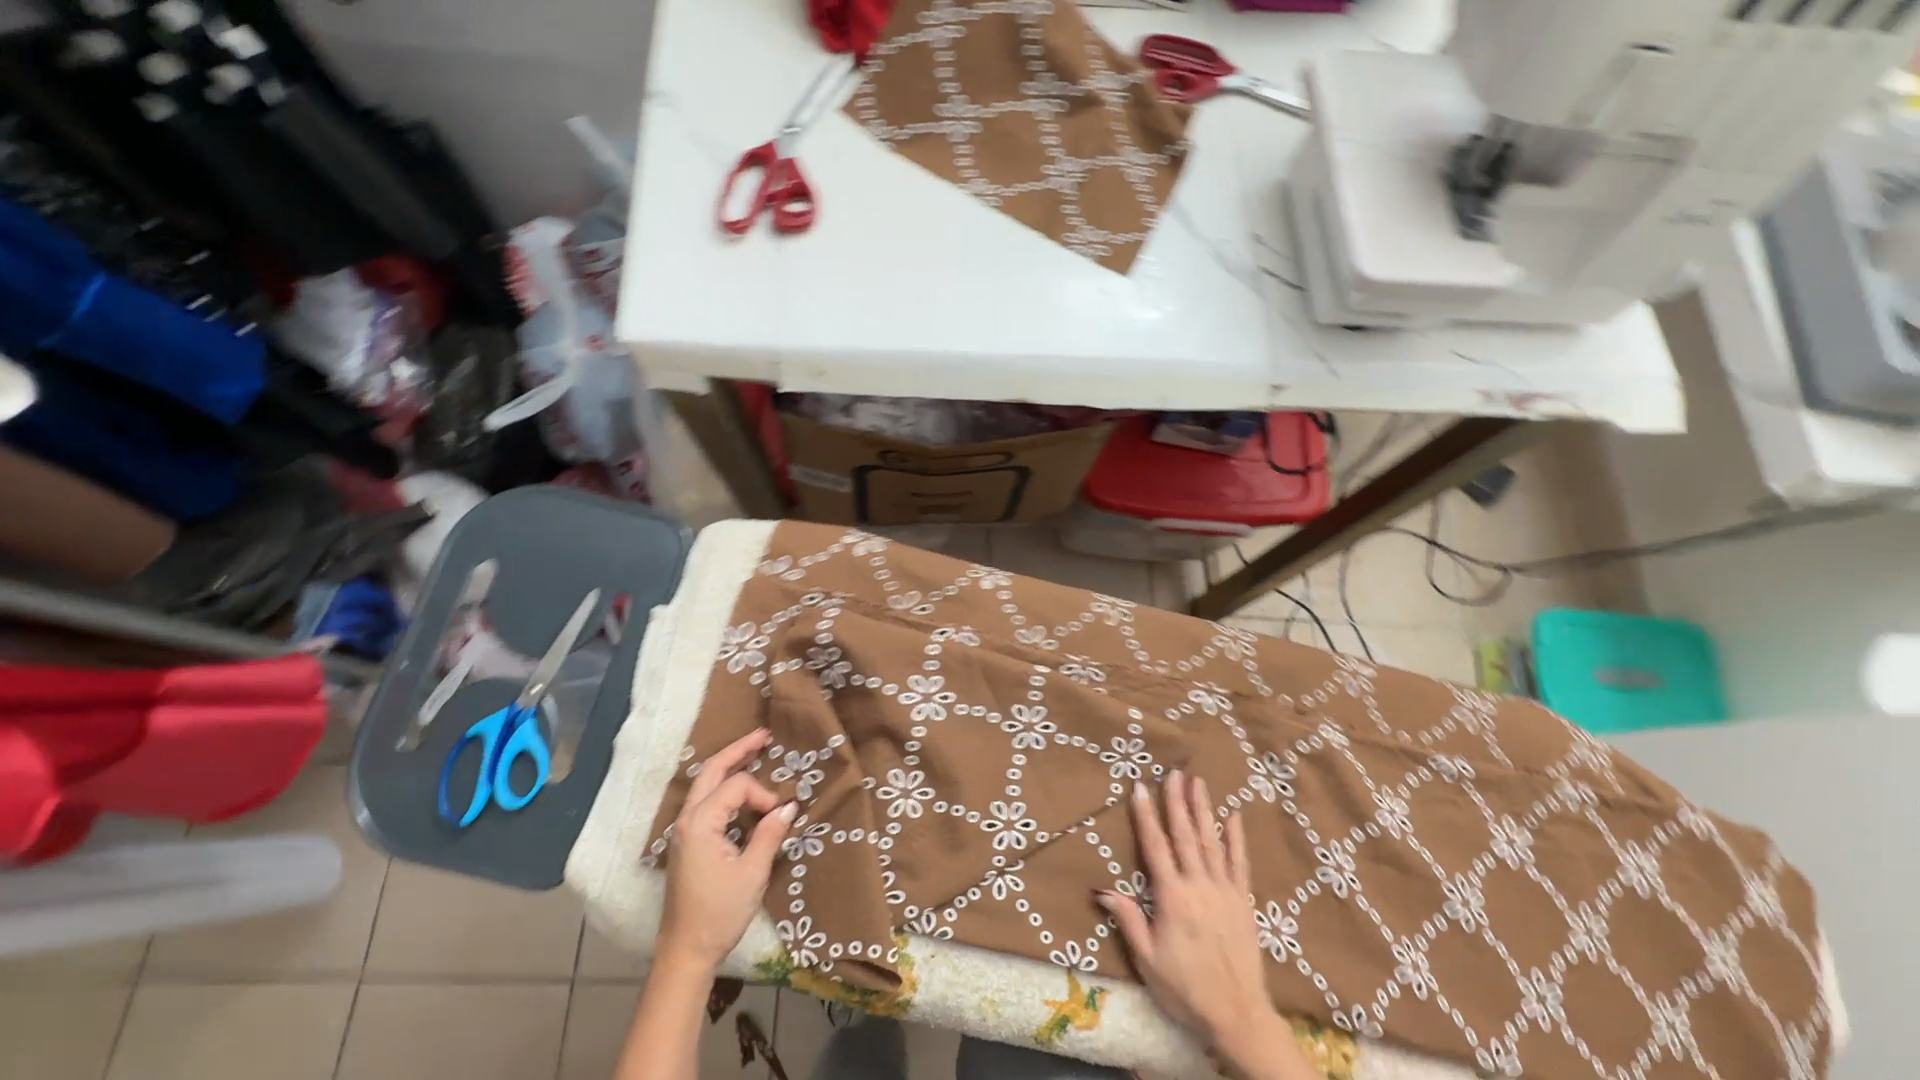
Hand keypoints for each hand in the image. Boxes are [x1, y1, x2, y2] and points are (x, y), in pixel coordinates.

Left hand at [657, 729, 796, 973]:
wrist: (686, 951)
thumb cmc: (719, 913)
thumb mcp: (752, 873)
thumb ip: (769, 834)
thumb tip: (788, 806)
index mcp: (700, 824)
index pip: (736, 787)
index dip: (763, 795)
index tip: (779, 817)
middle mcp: (687, 820)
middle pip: (710, 771)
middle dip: (737, 751)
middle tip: (763, 735)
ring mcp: (683, 831)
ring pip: (704, 785)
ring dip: (728, 767)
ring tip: (754, 753)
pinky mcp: (687, 843)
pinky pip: (704, 803)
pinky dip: (723, 789)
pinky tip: (740, 792)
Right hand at [1099, 771, 1313, 1079]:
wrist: (1236, 1013)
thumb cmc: (1184, 989)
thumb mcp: (1147, 959)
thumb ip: (1128, 920)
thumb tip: (1101, 889)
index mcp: (1172, 898)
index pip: (1155, 848)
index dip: (1146, 816)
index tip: (1139, 788)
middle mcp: (1199, 886)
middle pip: (1185, 836)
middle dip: (1177, 802)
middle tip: (1172, 772)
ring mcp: (1224, 891)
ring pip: (1211, 841)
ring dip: (1203, 809)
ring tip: (1198, 781)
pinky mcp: (1244, 901)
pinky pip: (1239, 862)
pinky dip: (1235, 837)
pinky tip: (1233, 816)